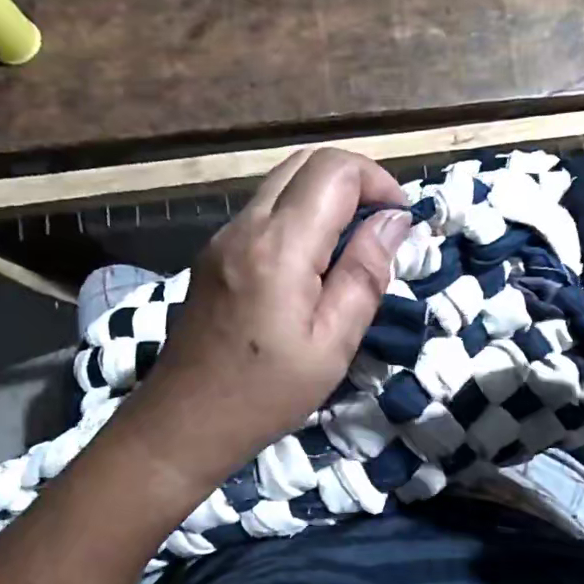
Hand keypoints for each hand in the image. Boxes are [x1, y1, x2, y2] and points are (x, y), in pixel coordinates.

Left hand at [115, 148, 412, 490]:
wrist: (183, 420)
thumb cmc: (264, 394)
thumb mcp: (332, 345)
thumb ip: (365, 274)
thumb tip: (394, 220)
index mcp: (279, 247)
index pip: (334, 169)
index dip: (378, 180)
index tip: (400, 219)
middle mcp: (243, 228)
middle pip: (303, 162)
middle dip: (351, 180)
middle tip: (378, 226)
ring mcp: (219, 240)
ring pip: (278, 185)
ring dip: (321, 198)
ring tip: (347, 248)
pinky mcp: (210, 257)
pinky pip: (259, 214)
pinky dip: (293, 218)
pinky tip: (307, 265)